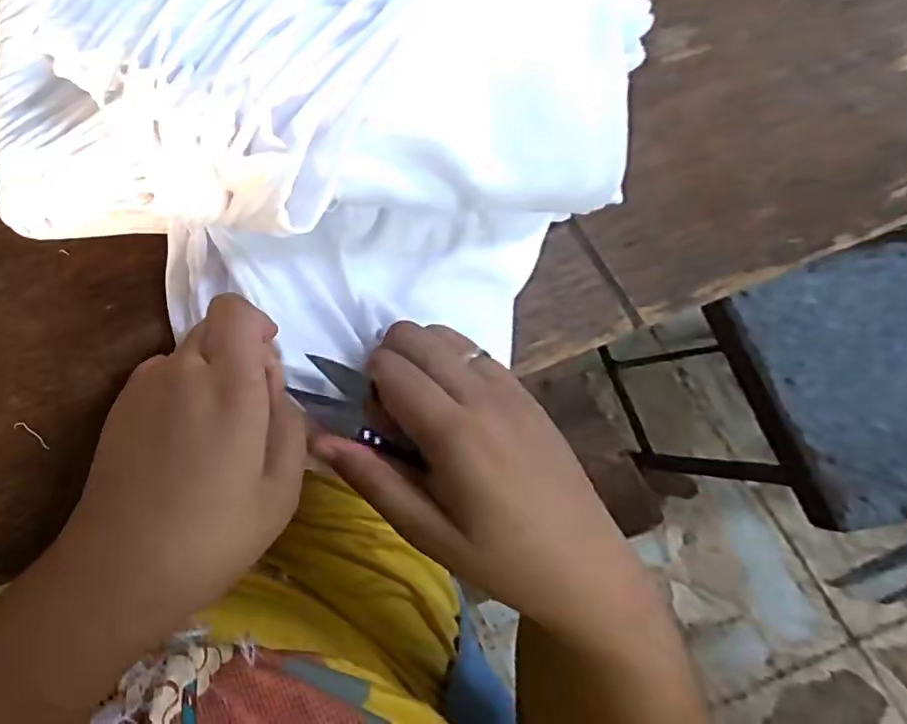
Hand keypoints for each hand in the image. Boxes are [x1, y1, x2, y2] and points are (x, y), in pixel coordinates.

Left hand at [45, 293, 307, 629]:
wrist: (122, 562)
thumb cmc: (214, 534)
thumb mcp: (281, 489)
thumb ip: (286, 416)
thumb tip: (269, 374)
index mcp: (228, 383)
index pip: (234, 309)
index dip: (254, 324)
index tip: (265, 364)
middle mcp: (182, 367)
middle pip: (212, 328)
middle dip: (236, 353)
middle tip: (245, 412)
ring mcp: (145, 380)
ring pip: (186, 353)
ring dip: (206, 374)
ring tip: (208, 439)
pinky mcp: (121, 399)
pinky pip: (161, 376)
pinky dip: (178, 392)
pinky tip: (176, 446)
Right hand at [311, 322, 661, 650]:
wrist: (590, 574)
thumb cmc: (499, 559)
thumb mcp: (425, 531)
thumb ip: (370, 477)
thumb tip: (317, 437)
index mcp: (454, 432)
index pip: (387, 365)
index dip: (369, 389)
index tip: (382, 430)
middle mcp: (481, 396)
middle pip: (410, 334)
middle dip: (387, 362)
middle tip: (399, 416)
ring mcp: (510, 389)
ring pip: (441, 333)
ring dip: (418, 356)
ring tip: (427, 407)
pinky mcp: (527, 392)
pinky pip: (474, 349)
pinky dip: (450, 360)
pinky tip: (459, 407)